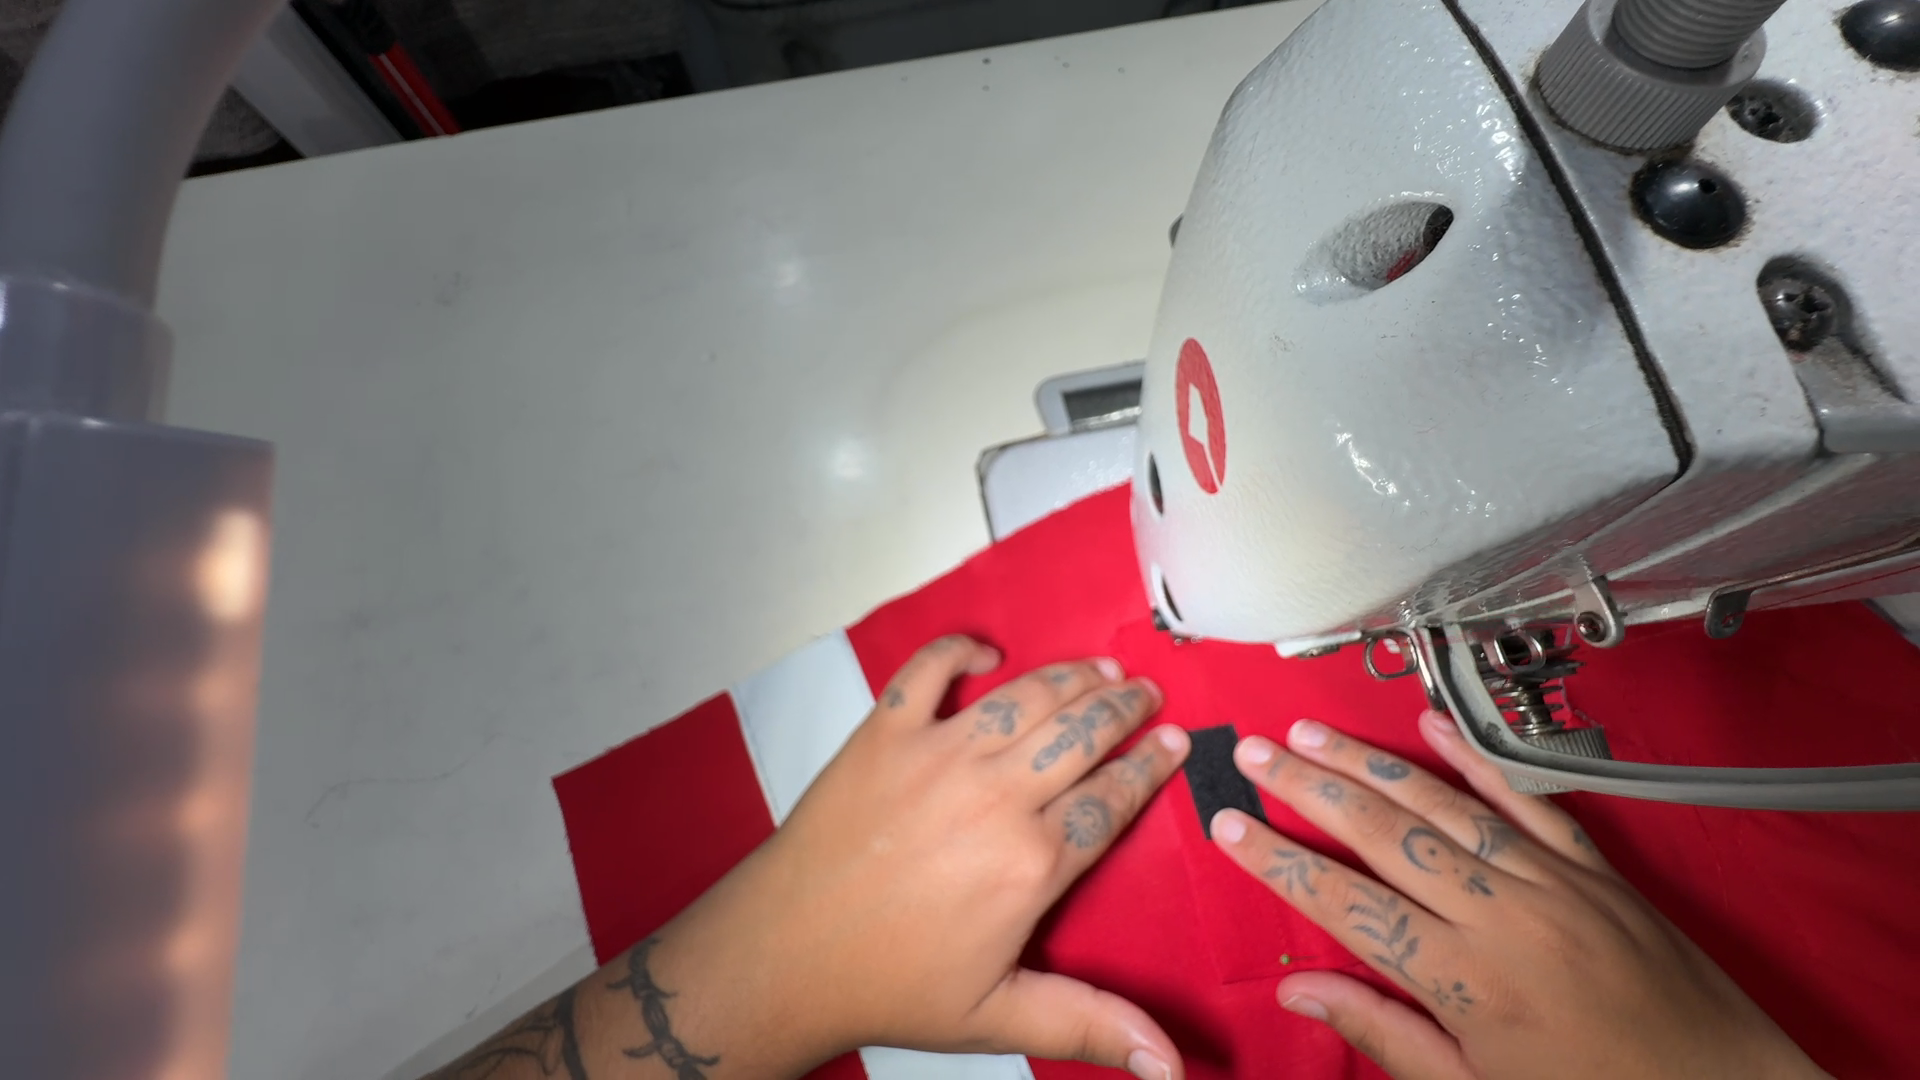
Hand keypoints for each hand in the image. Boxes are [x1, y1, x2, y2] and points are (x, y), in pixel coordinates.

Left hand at [649, 635, 1191, 1078]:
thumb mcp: (996, 1018)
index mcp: (1029, 861)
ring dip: (1070, 676)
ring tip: (1100, 668)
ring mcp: (937, 752)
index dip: (1151, 767)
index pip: (1112, 799)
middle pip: (1081, 734)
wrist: (786, 951)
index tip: (1176, 741)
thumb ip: (1089, 1024)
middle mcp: (994, 794)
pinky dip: (957, 650)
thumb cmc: (892, 984)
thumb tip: (1173, 1069)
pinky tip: (984, 649)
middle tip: (1147, 691)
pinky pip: (927, 670)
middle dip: (1124, 708)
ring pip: (1024, 696)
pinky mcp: (885, 730)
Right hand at [1209, 710, 1828, 1079]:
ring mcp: (1552, 883)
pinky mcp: (1595, 869)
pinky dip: (1472, 757)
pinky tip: (1426, 722)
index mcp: (1471, 983)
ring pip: (1438, 804)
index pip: (1345, 906)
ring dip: (1364, 763)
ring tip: (1307, 732)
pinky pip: (1524, 800)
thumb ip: (1384, 1035)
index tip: (1226, 824)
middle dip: (1305, 788)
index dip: (1277, 862)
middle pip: (1382, 835)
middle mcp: (1504, 917)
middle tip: (1252, 751)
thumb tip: (1297, 990)